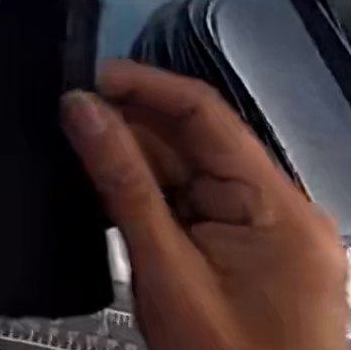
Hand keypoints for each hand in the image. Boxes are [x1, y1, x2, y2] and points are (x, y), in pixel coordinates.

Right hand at [61, 60, 350, 349]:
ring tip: (83, 152)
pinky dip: (145, 191)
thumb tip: (82, 110)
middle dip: (130, 123)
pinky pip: (185, 197)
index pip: (204, 112)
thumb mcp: (166, 273)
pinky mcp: (241, 248)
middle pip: (192, 137)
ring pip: (183, 166)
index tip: (91, 76)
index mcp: (277, 208)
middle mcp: (277, 209)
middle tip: (73, 115)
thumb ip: (122, 182)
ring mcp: (261, 229)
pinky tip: (109, 189)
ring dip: (132, 159)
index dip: (143, 84)